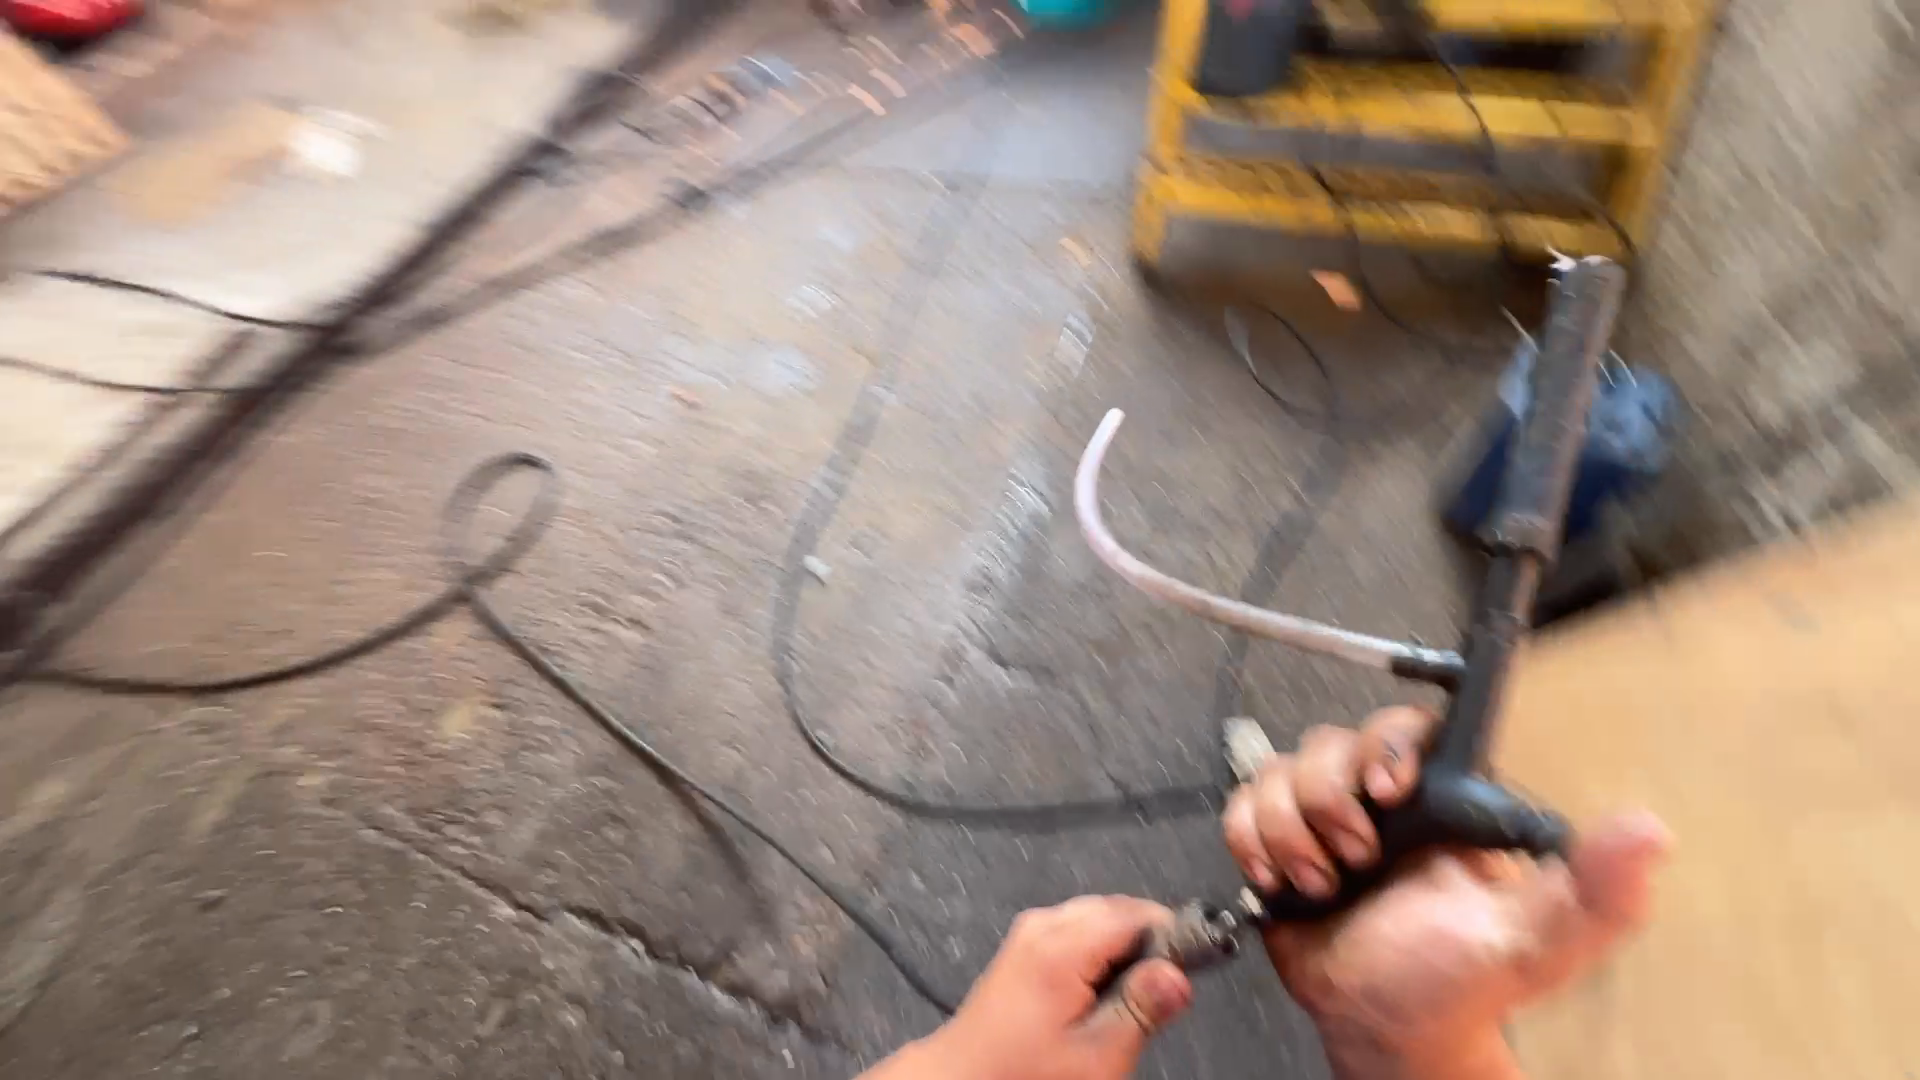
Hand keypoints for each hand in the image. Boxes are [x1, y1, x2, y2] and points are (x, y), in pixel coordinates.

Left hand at [865, 896, 1193, 1079]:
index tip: (1201, 956)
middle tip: (1170, 985)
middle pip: (1115, 909)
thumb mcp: (1095, 1056)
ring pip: (1096, 916)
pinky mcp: (1025, 944)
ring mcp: (1030, 930)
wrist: (963, 1079)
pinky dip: (1099, 947)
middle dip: (1149, 937)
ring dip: (1124, 943)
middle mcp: (1044, 923)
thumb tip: (1180, 974)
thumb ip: (1139, 1009)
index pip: (1133, 913)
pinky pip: (1075, 928)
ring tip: (1138, 992)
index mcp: (1061, 944)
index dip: (1172, 930)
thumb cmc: (1027, 1074)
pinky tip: (1105, 986)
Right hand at [1222, 706, 1669, 1079]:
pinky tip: (1281, 881)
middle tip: (1355, 861)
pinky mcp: (1273, 834)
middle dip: (1328, 804)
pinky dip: (1251, 842)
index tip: (1386, 792)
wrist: (1376, 1023)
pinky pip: (1240, 805)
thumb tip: (1648, 829)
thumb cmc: (1454, 983)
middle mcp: (1372, 795)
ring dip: (1287, 833)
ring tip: (1318, 884)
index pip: (1404, 728)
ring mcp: (1317, 812)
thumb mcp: (1531, 942)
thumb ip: (1592, 893)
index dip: (1385, 743)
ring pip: (1275, 772)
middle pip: (1325, 744)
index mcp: (1434, 802)